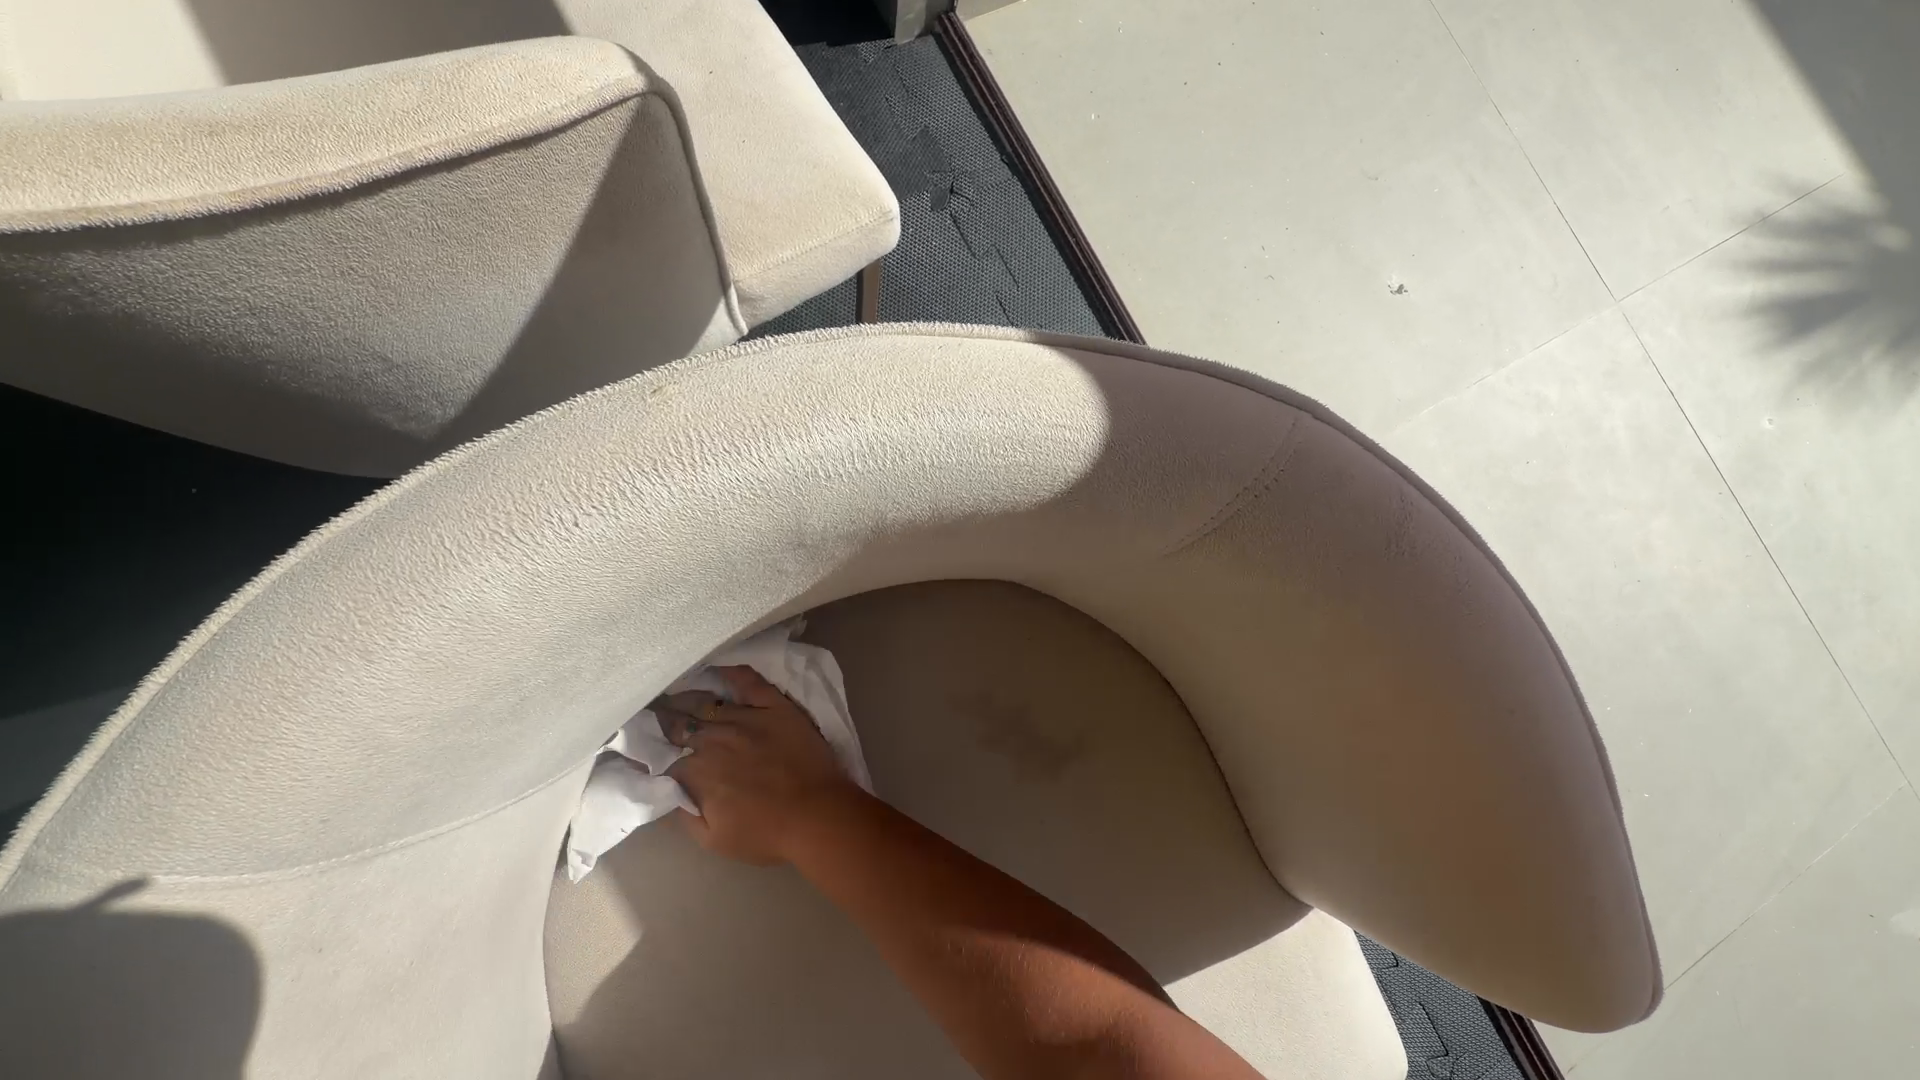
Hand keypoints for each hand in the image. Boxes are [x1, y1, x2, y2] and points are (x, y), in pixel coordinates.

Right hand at [654, 665, 861, 865]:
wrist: (817, 815)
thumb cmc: (766, 834)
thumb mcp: (712, 839)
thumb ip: (684, 814)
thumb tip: (665, 792)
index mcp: (696, 771)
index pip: (666, 760)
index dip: (654, 757)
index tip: (641, 749)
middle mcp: (714, 738)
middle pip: (681, 725)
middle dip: (663, 720)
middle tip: (651, 713)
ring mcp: (745, 717)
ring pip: (707, 702)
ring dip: (686, 698)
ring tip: (674, 694)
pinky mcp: (774, 706)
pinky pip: (749, 682)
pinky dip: (731, 674)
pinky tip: (718, 669)